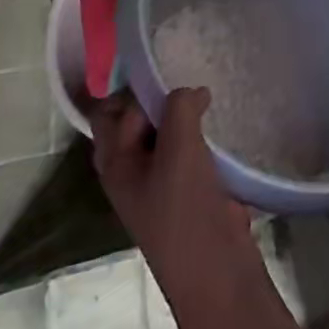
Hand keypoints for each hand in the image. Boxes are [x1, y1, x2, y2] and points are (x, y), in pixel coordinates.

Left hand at [89, 88, 259, 298]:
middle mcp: (130, 168)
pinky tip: (215, 120)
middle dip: (155, 97)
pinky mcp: (185, 187)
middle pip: (134, 120)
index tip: (164, 62)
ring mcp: (157, 179)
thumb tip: (192, 92)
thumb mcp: (179, 148)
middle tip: (184, 72)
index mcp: (115, 161)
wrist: (213, 266)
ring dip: (178, 114)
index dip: (134, 86)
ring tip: (203, 91)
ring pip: (161, 134)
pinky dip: (195, 132)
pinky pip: (184, 148)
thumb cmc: (184, 206)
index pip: (113, 110)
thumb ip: (180, 107)